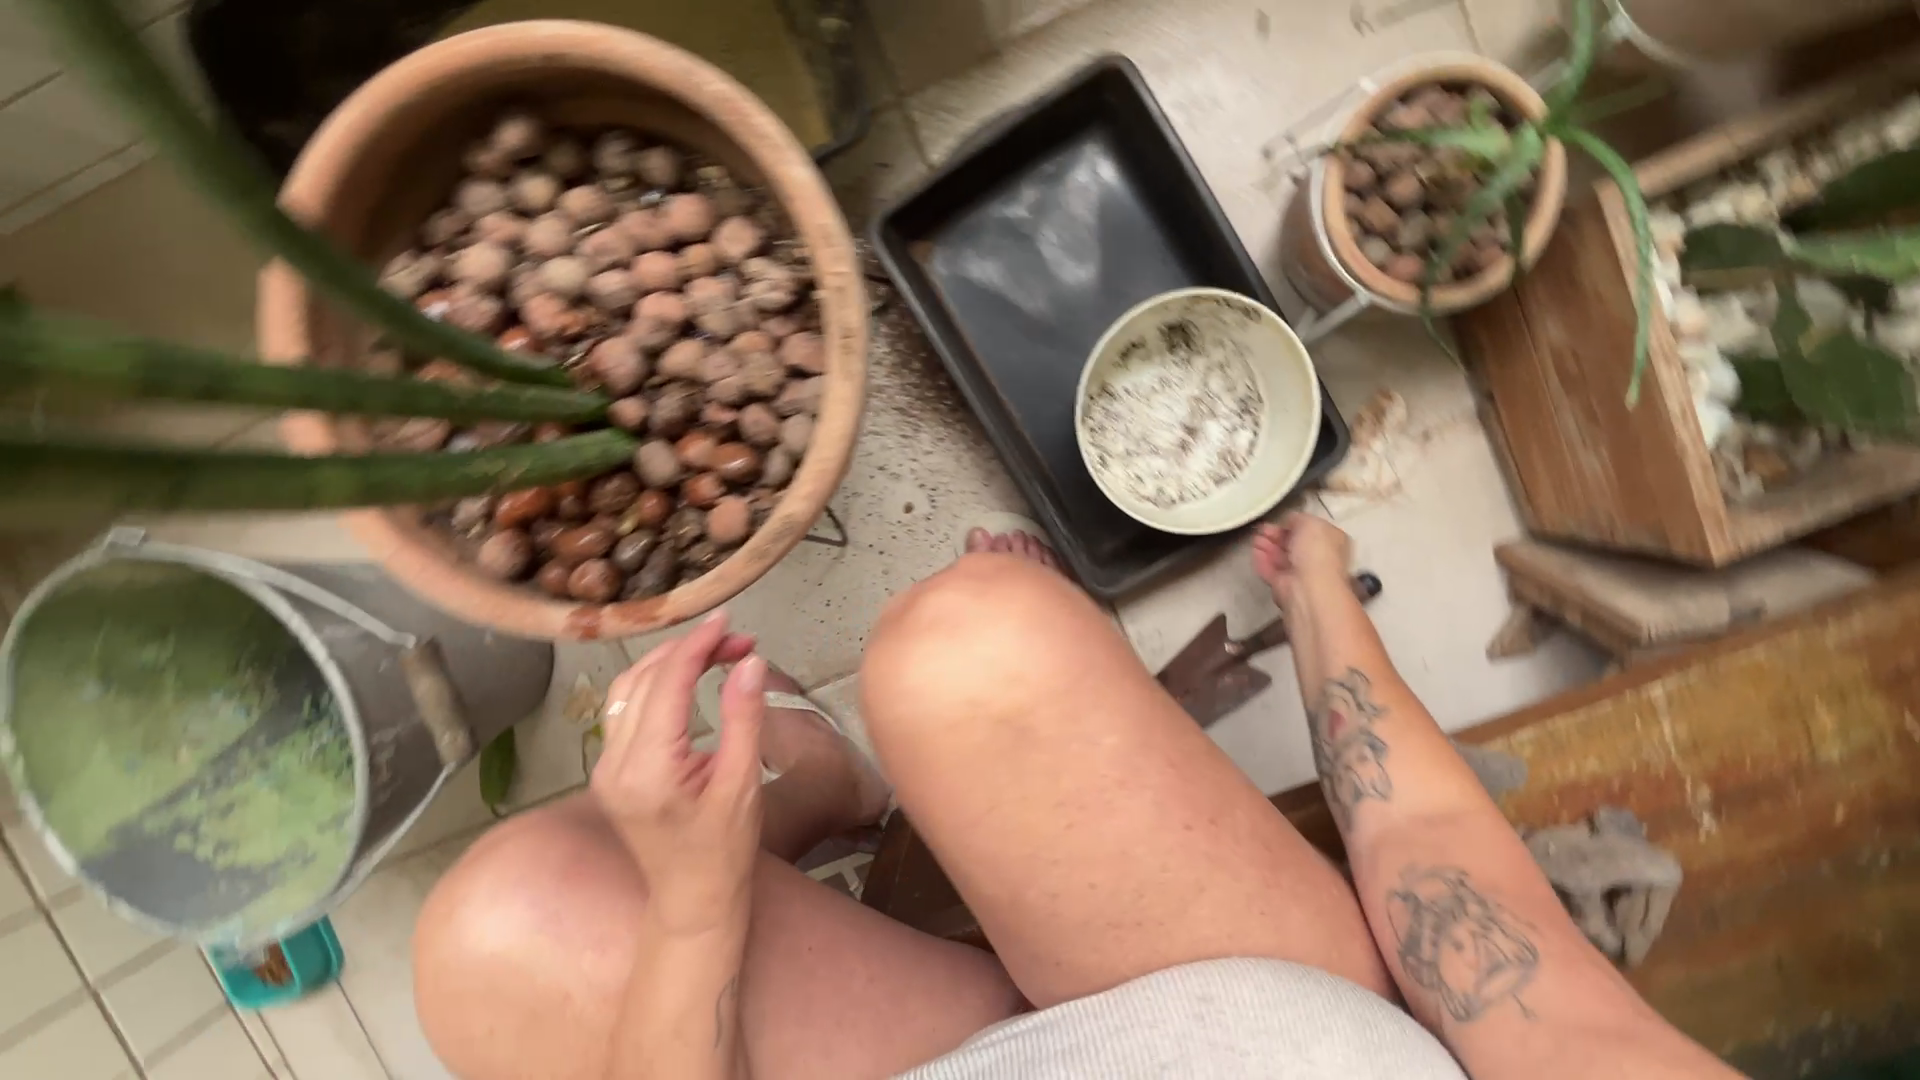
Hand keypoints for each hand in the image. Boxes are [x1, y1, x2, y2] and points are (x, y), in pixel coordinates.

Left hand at [590, 611, 764, 935]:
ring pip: (627, 690)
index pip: (667, 683)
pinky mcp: (611, 770)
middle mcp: (615, 763)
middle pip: (643, 680)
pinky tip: (686, 677)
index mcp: (648, 769)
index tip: (728, 621)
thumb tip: (750, 661)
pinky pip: (625, 709)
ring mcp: (606, 767)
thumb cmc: (725, 850)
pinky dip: (655, 683)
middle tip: (736, 640)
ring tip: (715, 651)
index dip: (697, 645)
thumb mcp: (742, 783)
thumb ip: (743, 718)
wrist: (692, 901)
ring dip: (668, 662)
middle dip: (688, 649)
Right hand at [1253, 512, 1352, 608]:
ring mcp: (1301, 573)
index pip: (1310, 530)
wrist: (1308, 586)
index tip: (1277, 520)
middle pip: (1294, 544)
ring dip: (1267, 546)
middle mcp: (1318, 557)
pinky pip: (1272, 570)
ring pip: (1281, 556)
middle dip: (1276, 535)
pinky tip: (1254, 551)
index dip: (1293, 524)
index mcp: (1331, 541)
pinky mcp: (1285, 585)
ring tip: (1254, 538)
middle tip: (1261, 528)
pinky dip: (1262, 560)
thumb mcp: (1309, 523)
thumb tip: (1289, 522)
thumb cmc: (1315, 550)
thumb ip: (1297, 519)